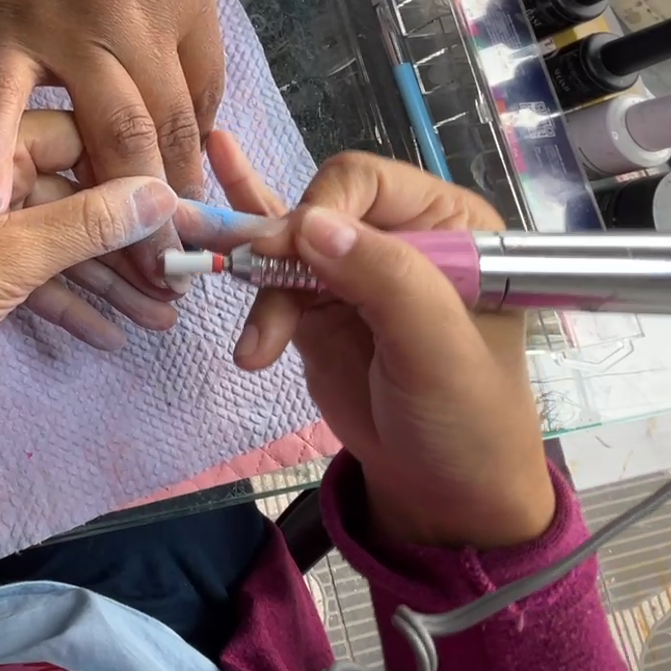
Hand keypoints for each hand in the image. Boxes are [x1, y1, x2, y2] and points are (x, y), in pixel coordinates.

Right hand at [0, 0, 222, 296]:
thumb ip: (188, 39)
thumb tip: (197, 118)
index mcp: (184, 4)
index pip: (200, 109)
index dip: (200, 174)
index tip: (194, 224)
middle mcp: (137, 22)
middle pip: (166, 133)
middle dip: (175, 212)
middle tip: (177, 276)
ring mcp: (68, 30)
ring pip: (105, 130)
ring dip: (115, 208)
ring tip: (126, 274)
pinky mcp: (5, 35)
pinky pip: (0, 104)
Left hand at [0, 111, 179, 351]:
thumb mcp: (17, 252)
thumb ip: (92, 222)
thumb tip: (166, 196)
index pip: (80, 140)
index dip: (133, 175)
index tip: (182, 211)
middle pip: (78, 199)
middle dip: (127, 245)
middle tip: (180, 276)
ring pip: (62, 242)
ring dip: (107, 281)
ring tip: (162, 317)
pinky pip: (36, 273)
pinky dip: (68, 301)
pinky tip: (113, 333)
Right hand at [176, 135, 550, 547]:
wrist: (437, 487)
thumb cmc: (463, 419)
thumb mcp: (437, 352)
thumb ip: (385, 279)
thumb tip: (306, 223)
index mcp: (449, 224)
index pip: (364, 183)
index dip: (319, 208)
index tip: (283, 252)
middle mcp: (396, 234)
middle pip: (312, 209)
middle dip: (278, 249)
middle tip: (255, 286)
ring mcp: (349, 268)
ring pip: (281, 243)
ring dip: (255, 279)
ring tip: (249, 333)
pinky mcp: (313, 301)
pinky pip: (269, 273)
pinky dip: (241, 271)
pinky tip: (208, 222)